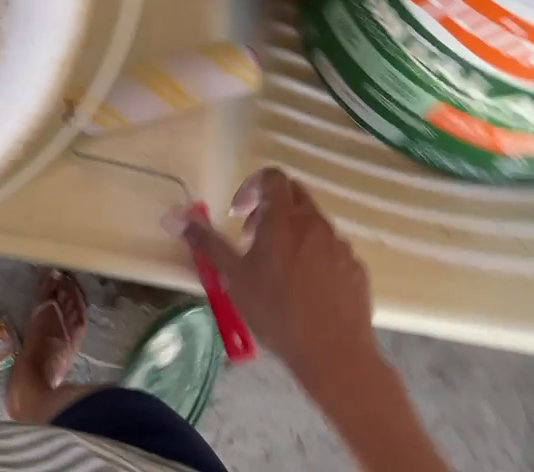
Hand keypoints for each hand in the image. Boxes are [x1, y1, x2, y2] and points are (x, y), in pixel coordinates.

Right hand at [173, 167, 377, 386]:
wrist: (336, 356)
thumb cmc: (277, 311)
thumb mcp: (233, 276)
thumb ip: (206, 242)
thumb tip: (176, 218)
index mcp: (284, 218)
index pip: (271, 177)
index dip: (251, 187)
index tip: (238, 215)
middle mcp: (315, 223)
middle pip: (294, 194)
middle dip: (270, 207)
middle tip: (253, 238)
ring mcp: (340, 246)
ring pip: (313, 223)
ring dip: (292, 232)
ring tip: (277, 268)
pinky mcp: (356, 269)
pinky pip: (331, 248)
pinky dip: (314, 254)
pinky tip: (305, 288)